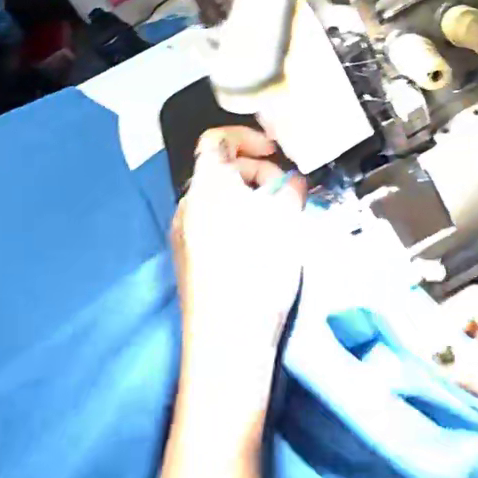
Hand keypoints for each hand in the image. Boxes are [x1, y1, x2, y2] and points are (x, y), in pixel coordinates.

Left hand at [169, 125, 309, 353]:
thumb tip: (293, 181)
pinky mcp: (189, 259)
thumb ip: (291, 187)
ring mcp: (185, 234)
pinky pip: (214, 221)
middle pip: (221, 168)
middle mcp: (189, 205)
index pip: (216, 139)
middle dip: (257, 171)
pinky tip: (263, 241)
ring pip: (220, 197)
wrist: (228, 341)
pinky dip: (239, 218)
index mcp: (207, 186)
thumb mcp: (286, 218)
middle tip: (286, 191)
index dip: (247, 137)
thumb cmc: (258, 268)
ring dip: (250, 196)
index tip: (275, 151)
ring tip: (280, 218)